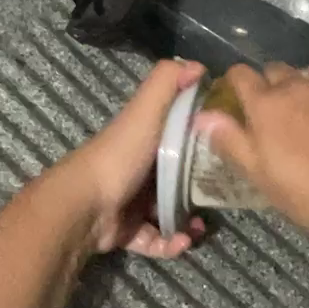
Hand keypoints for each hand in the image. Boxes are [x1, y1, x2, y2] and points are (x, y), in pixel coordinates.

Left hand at [47, 58, 207, 258]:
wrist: (85, 205)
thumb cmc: (121, 153)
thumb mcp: (146, 110)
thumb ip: (167, 83)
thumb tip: (198, 65)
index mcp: (142, 136)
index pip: (174, 132)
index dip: (198, 139)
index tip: (223, 150)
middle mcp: (136, 165)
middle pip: (173, 174)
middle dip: (196, 187)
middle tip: (216, 196)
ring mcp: (129, 200)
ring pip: (166, 210)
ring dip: (186, 220)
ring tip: (198, 227)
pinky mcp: (125, 230)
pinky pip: (154, 239)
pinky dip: (169, 243)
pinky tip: (182, 242)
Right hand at [194, 62, 308, 248]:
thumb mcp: (261, 177)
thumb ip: (230, 141)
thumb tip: (203, 116)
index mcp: (266, 104)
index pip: (240, 74)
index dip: (232, 84)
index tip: (232, 102)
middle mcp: (296, 86)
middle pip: (272, 70)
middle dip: (265, 86)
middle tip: (268, 117)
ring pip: (303, 75)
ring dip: (295, 88)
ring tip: (300, 118)